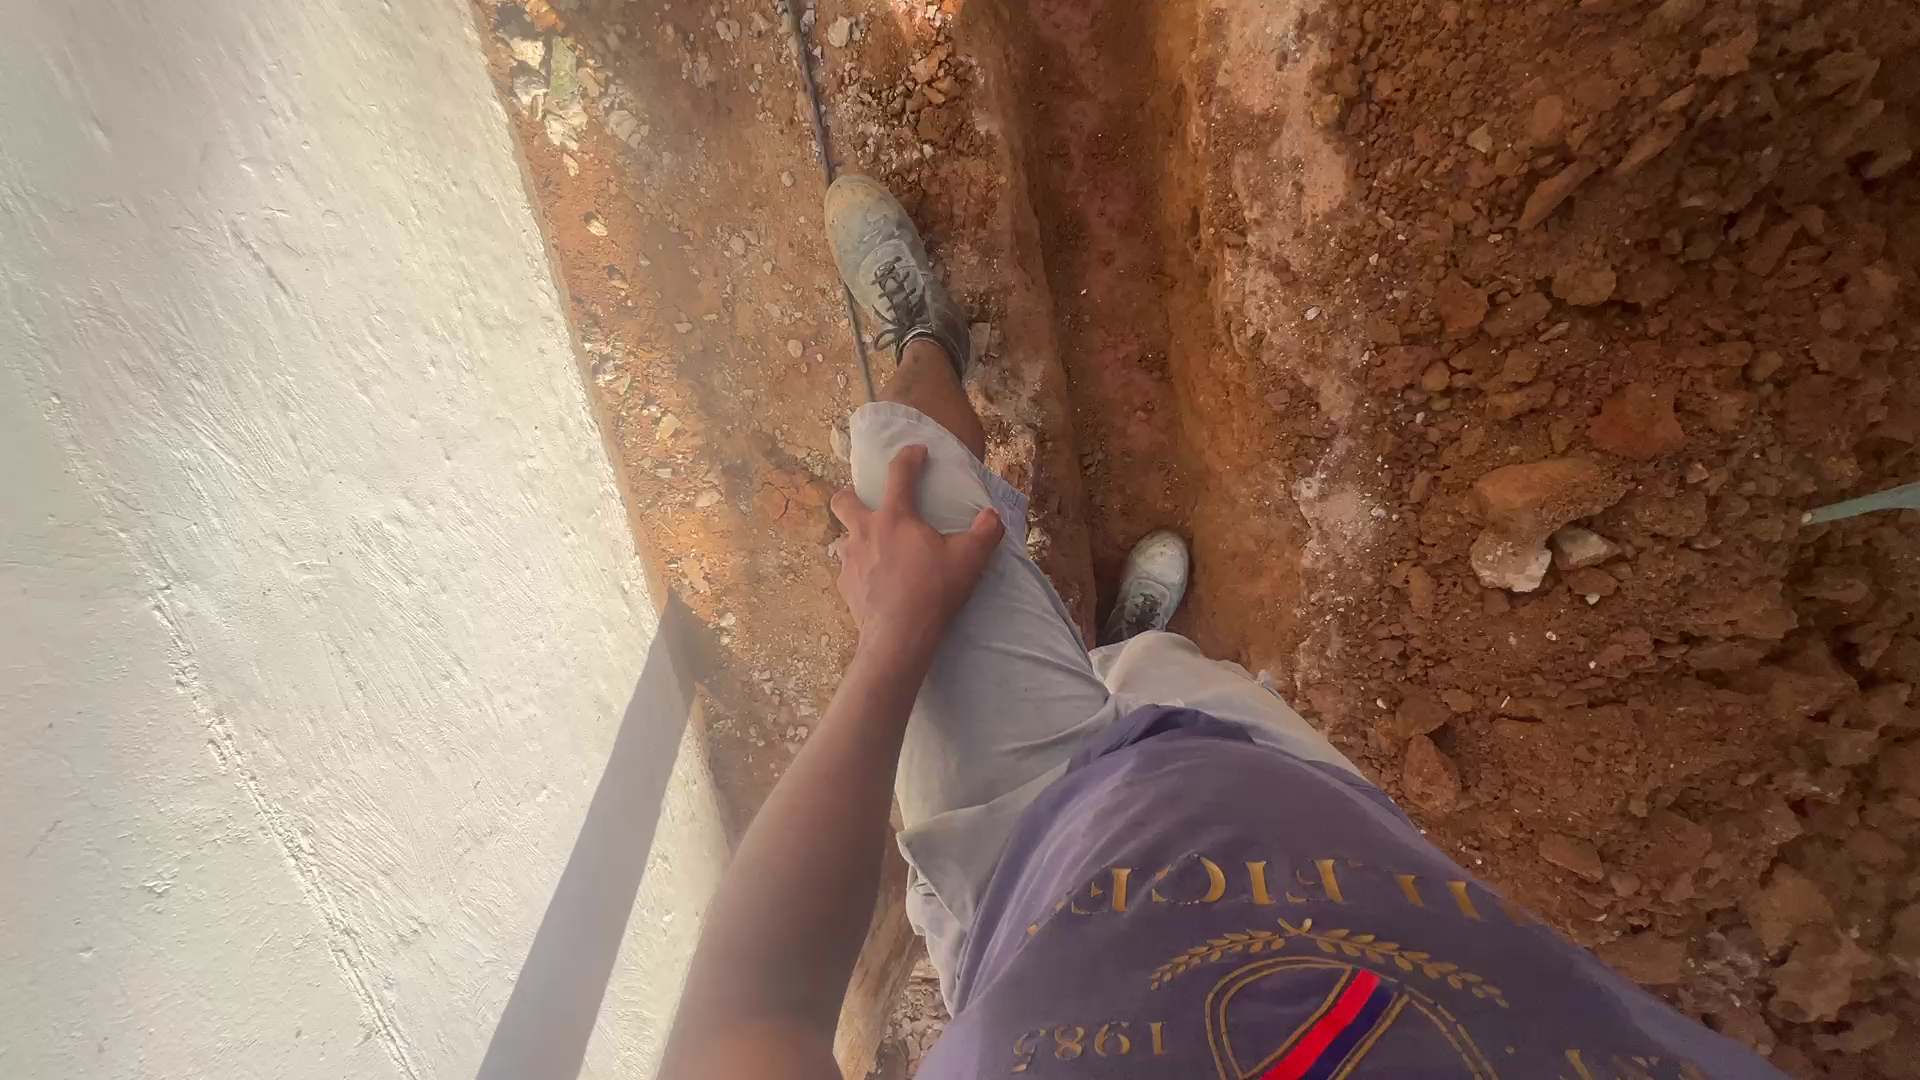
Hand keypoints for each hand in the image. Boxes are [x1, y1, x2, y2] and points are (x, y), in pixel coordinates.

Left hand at [830, 444, 1003, 651]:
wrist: (899, 636)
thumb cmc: (934, 590)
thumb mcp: (970, 559)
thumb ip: (985, 532)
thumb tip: (993, 515)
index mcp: (895, 517)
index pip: (900, 474)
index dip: (909, 457)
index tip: (917, 451)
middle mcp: (865, 531)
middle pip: (843, 500)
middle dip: (851, 494)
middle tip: (867, 502)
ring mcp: (849, 560)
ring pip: (840, 538)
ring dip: (852, 537)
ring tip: (869, 548)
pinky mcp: (845, 586)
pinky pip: (846, 571)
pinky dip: (857, 571)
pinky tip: (871, 582)